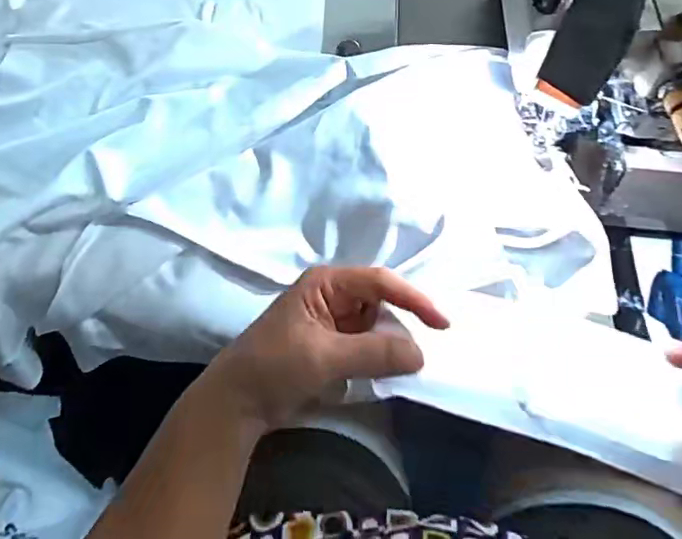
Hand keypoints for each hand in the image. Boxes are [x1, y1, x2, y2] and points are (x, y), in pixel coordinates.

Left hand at [197, 267, 449, 434]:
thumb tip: (420, 353)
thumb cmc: (275, 365)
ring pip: (376, 326)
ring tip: (406, 367)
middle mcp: (332, 295)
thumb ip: (372, 352)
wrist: (239, 400)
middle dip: (402, 325)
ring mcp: (332, 321)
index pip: (379, 281)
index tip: (442, 324)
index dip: (413, 299)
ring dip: (391, 344)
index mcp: (326, 283)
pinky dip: (380, 357)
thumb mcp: (324, 357)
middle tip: (421, 356)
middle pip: (380, 303)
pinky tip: (390, 373)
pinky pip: (367, 345)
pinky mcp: (332, 346)